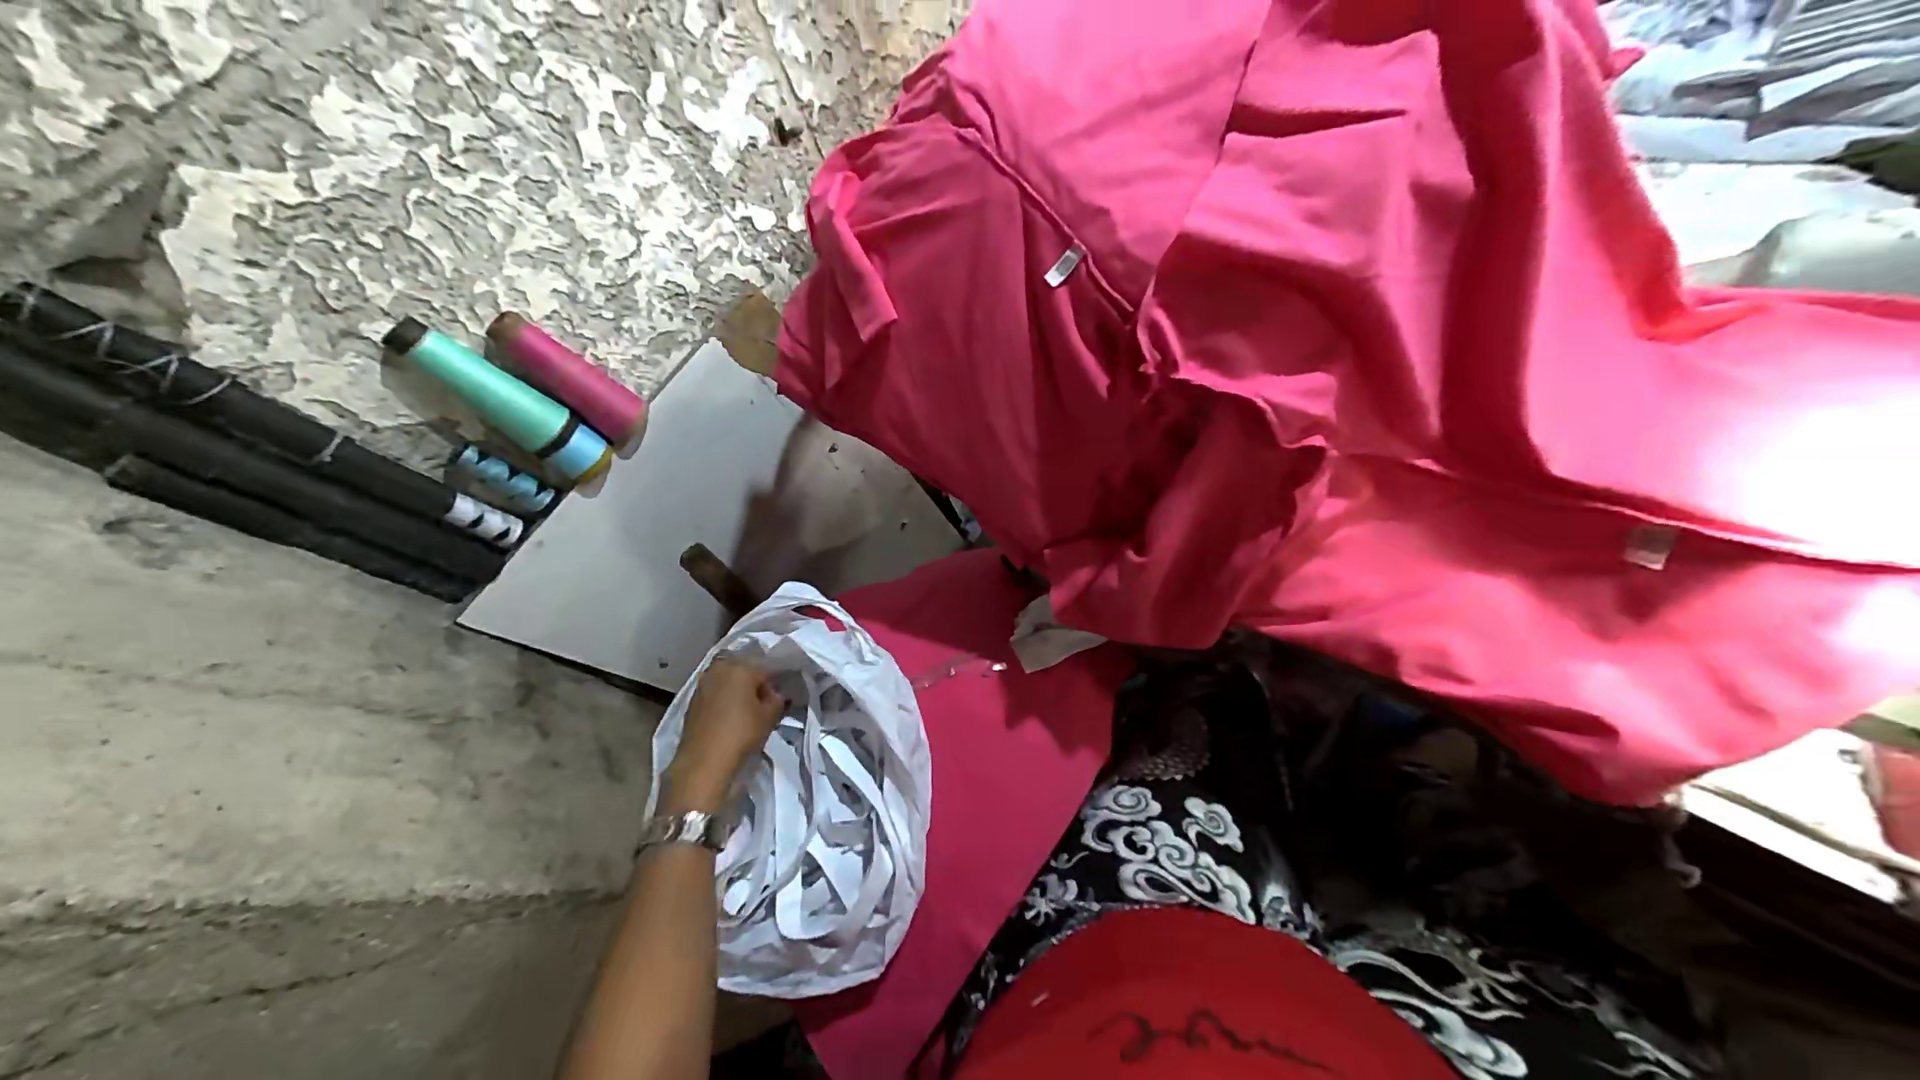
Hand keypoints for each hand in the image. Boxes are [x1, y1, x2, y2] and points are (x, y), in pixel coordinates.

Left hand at [662, 659, 784, 813]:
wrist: (704, 762)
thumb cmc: (741, 733)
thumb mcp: (770, 716)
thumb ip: (777, 699)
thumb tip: (775, 693)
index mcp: (740, 666)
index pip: (766, 667)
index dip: (776, 682)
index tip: (781, 697)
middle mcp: (718, 669)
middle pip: (744, 671)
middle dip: (755, 684)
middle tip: (765, 703)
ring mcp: (702, 684)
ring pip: (728, 682)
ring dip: (738, 692)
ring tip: (748, 711)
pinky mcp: (692, 701)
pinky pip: (715, 694)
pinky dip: (724, 701)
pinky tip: (730, 718)